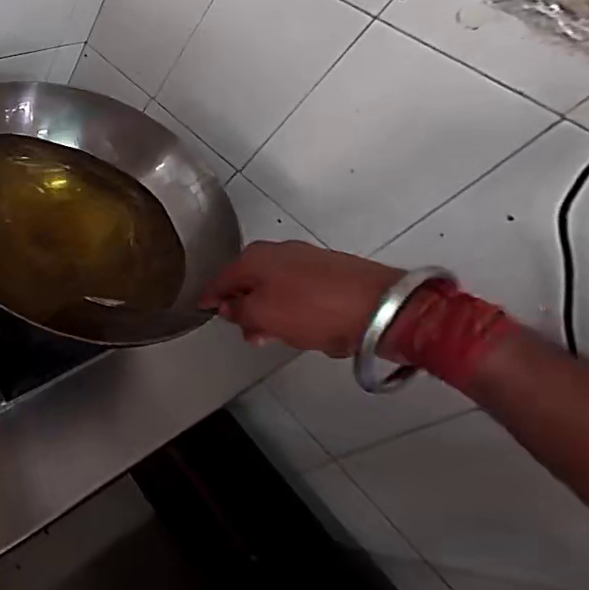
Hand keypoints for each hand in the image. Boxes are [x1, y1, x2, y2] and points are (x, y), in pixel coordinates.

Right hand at [199, 240, 403, 356]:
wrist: (384, 308)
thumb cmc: (314, 309)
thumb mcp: (262, 315)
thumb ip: (237, 312)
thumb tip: (228, 307)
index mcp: (256, 257)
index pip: (221, 279)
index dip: (211, 298)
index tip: (204, 310)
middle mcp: (280, 252)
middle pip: (251, 282)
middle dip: (246, 307)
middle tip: (248, 333)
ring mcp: (310, 261)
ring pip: (278, 289)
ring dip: (273, 312)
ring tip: (279, 337)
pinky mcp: (335, 274)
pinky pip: (304, 294)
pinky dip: (299, 310)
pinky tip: (307, 329)